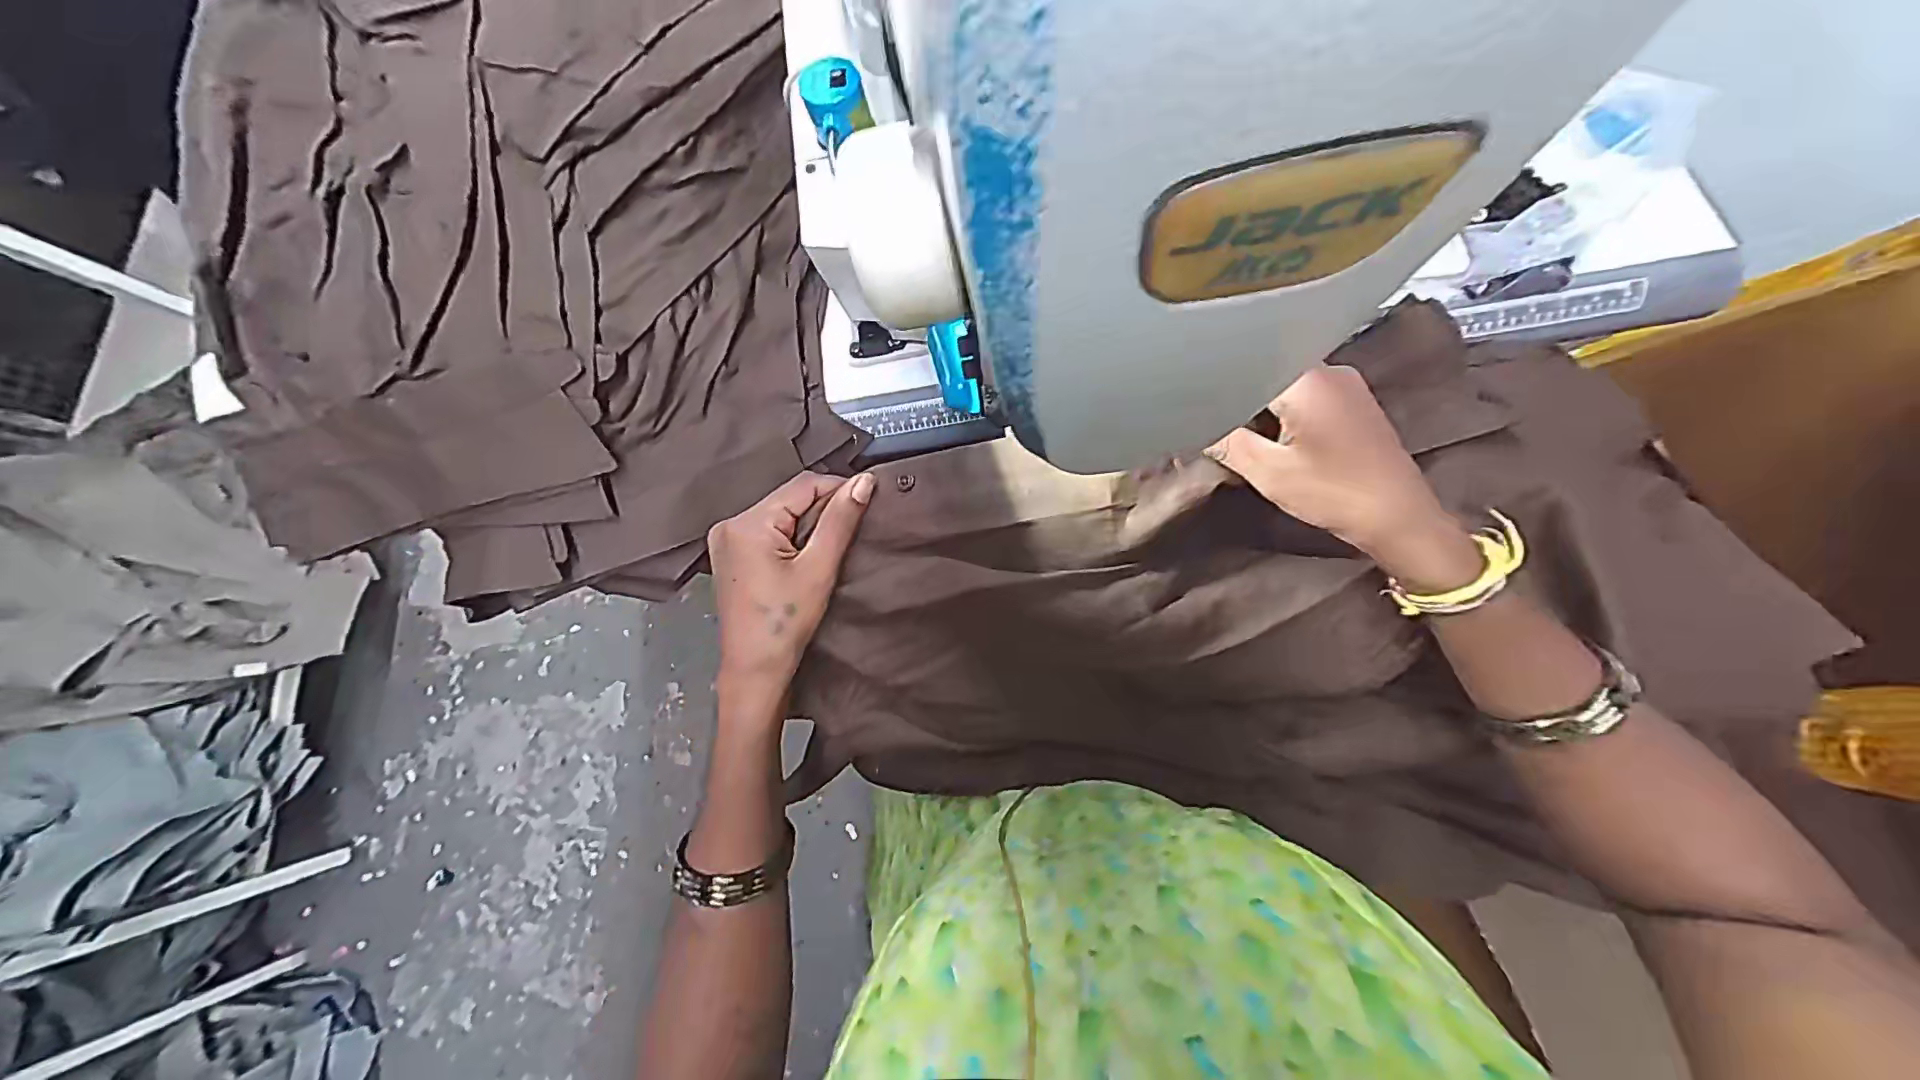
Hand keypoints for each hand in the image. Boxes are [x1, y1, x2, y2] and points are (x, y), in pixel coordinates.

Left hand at [708, 471, 875, 696]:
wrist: (755, 668)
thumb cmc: (785, 624)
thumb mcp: (819, 567)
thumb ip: (840, 520)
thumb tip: (863, 482)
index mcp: (747, 523)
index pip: (803, 485)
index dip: (839, 489)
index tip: (866, 502)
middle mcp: (730, 525)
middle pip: (790, 498)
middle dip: (823, 509)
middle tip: (851, 529)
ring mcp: (727, 540)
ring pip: (781, 514)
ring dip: (809, 523)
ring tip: (831, 546)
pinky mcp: (731, 555)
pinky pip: (769, 530)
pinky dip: (792, 537)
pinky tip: (807, 557)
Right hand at [1205, 365, 1481, 590]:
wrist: (1399, 517)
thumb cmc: (1335, 493)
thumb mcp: (1267, 471)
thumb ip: (1225, 442)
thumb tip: (1196, 427)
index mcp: (1307, 378)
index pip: (1246, 366)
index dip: (1216, 387)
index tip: (1195, 406)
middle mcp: (1330, 370)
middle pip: (1265, 372)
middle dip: (1237, 398)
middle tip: (1210, 424)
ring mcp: (1346, 386)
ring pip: (1284, 385)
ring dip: (1260, 408)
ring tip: (1239, 434)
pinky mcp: (1353, 404)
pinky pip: (1305, 396)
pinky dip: (1282, 414)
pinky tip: (1271, 439)